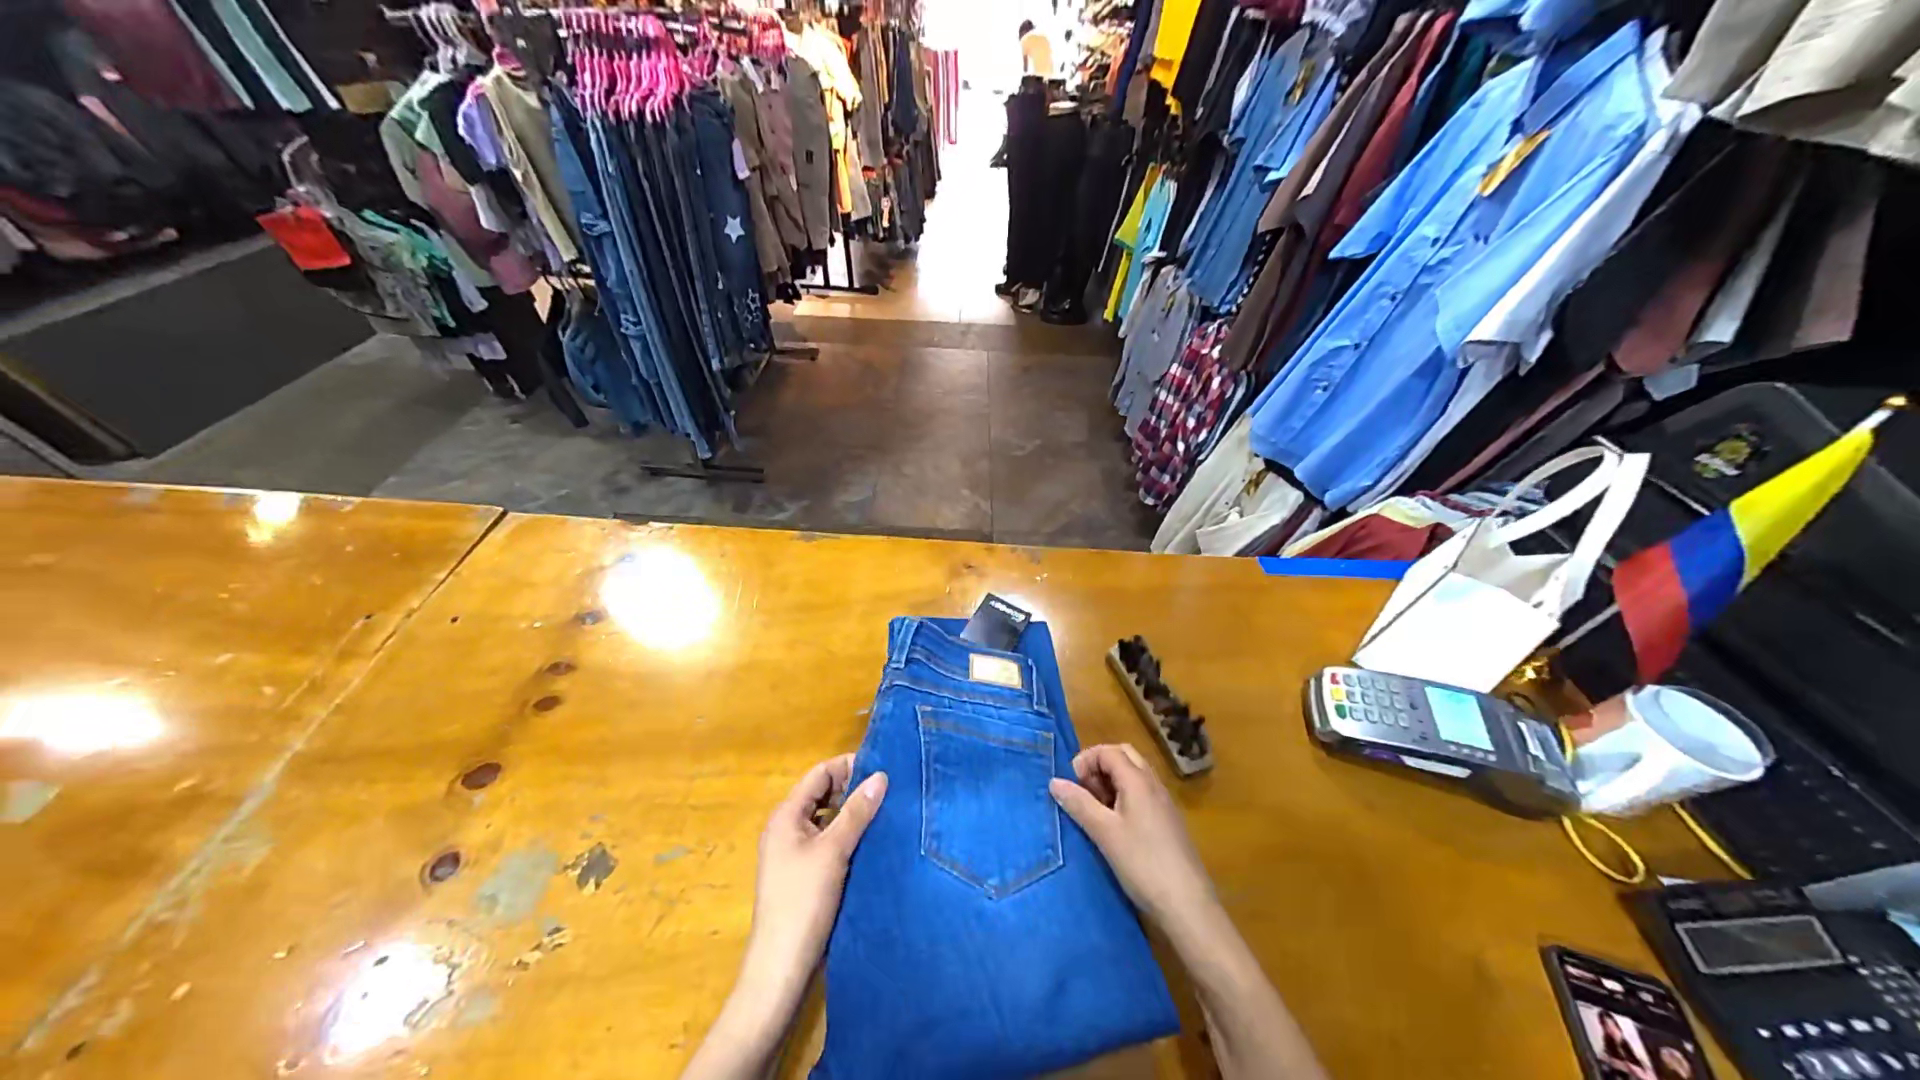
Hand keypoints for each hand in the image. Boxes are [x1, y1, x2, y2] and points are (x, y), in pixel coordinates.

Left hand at [740, 754, 887, 998]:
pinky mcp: (803, 874)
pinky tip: (870, 842)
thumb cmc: (804, 900)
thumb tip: (880, 776)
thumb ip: (856, 812)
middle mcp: (786, 828)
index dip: (848, 766)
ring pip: (826, 818)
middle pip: (821, 794)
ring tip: (885, 812)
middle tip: (889, 790)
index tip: (883, 768)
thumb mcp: (834, 851)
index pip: (819, 774)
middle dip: (852, 788)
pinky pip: (827, 841)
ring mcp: (793, 852)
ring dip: (851, 813)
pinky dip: (846, 835)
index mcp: (786, 815)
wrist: (781, 965)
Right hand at [1050, 743, 1215, 929]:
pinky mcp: (1168, 821)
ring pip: (1134, 775)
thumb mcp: (1104, 832)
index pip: (1108, 751)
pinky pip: (1142, 794)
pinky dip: (1124, 797)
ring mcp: (1163, 803)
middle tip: (1084, 792)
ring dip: (1111, 782)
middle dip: (1099, 766)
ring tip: (1095, 810)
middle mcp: (1153, 784)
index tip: (1072, 785)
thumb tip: (1054, 781)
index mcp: (1138, 780)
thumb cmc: (1142, 863)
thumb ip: (1079, 804)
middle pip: (1124, 756)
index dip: (1086, 760)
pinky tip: (1115, 825)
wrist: (1187, 903)